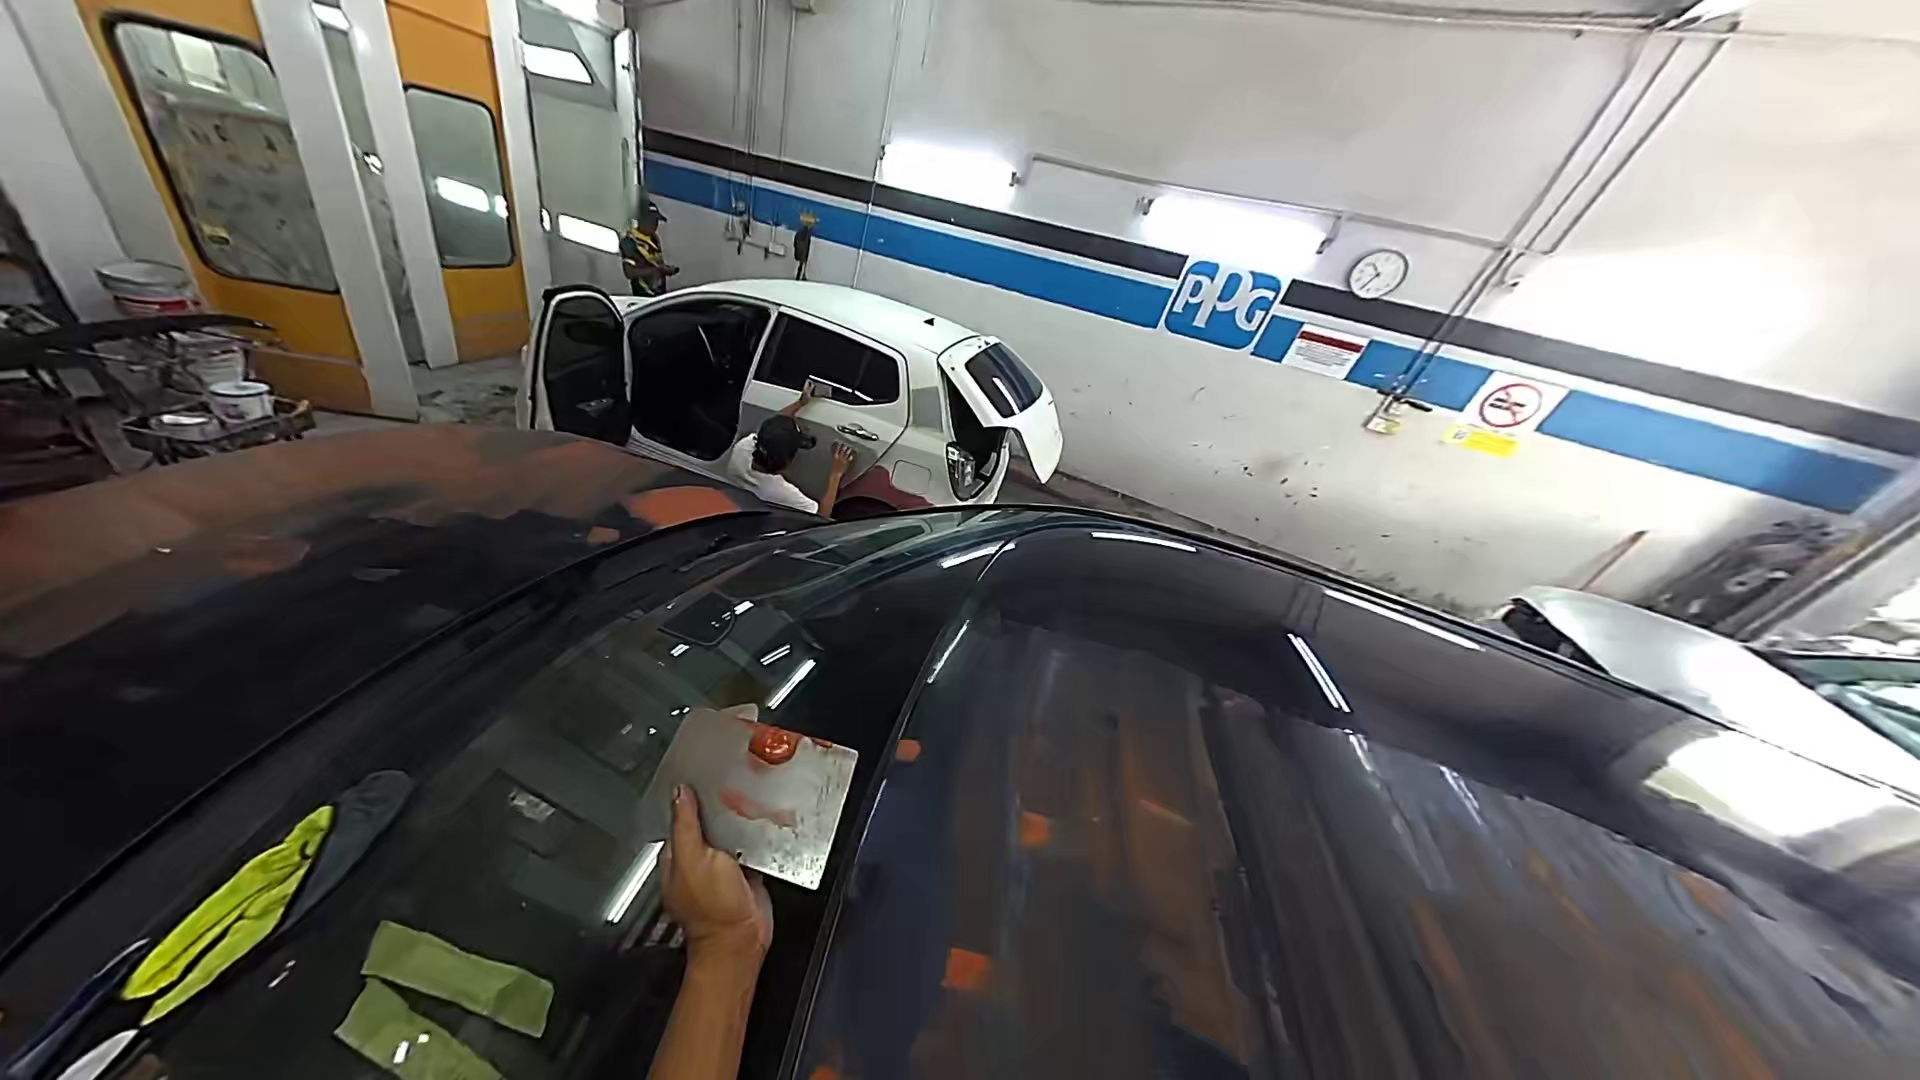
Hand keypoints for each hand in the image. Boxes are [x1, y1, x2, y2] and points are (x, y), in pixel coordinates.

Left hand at [664, 784, 772, 966]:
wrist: (742, 939)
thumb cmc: (712, 909)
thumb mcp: (693, 860)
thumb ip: (686, 826)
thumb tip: (679, 794)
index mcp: (677, 857)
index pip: (681, 818)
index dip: (692, 798)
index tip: (705, 779)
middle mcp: (699, 860)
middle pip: (709, 822)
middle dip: (721, 806)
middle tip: (734, 787)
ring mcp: (723, 865)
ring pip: (732, 831)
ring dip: (742, 820)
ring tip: (752, 800)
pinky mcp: (746, 870)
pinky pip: (752, 844)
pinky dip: (758, 834)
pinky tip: (765, 823)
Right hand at [830, 443, 855, 475]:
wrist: (835, 473)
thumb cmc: (834, 468)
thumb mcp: (833, 461)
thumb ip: (836, 456)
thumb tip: (837, 453)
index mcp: (835, 457)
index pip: (837, 450)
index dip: (839, 446)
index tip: (840, 443)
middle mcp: (839, 458)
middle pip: (842, 451)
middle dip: (844, 448)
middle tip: (846, 445)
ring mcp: (843, 460)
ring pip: (846, 454)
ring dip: (848, 451)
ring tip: (850, 449)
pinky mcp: (846, 463)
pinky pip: (849, 459)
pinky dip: (851, 457)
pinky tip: (852, 456)